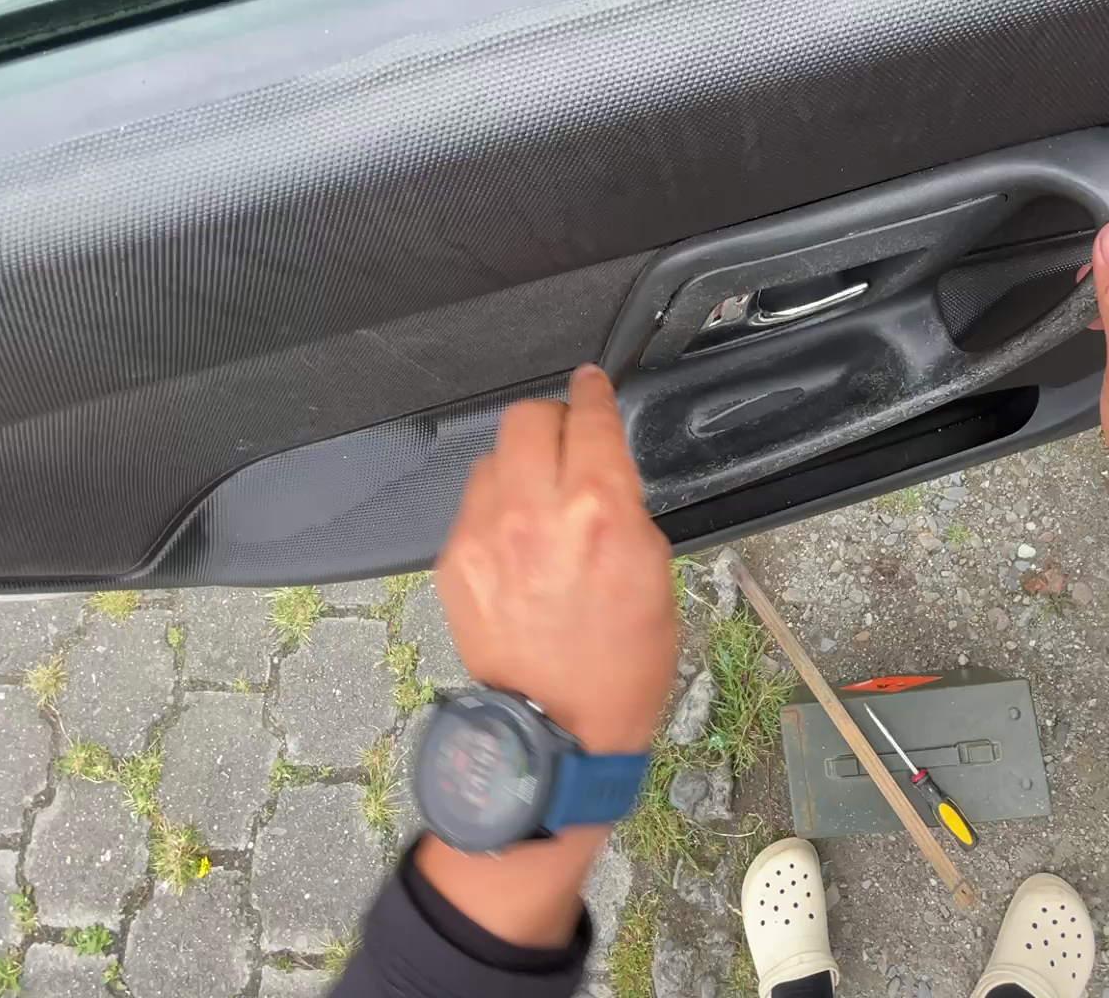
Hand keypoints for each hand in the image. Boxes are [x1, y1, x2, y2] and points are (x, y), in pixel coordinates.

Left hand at [433, 363, 676, 751]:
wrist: (558, 728)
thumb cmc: (624, 657)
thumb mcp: (654, 570)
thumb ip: (624, 505)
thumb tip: (601, 471)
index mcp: (600, 511)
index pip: (590, 419)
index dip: (594, 391)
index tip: (592, 381)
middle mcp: (536, 511)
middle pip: (527, 417)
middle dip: (554, 418)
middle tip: (569, 442)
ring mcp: (485, 534)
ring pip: (493, 455)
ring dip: (522, 463)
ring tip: (540, 499)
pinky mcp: (453, 560)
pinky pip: (474, 502)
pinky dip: (498, 505)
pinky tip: (516, 540)